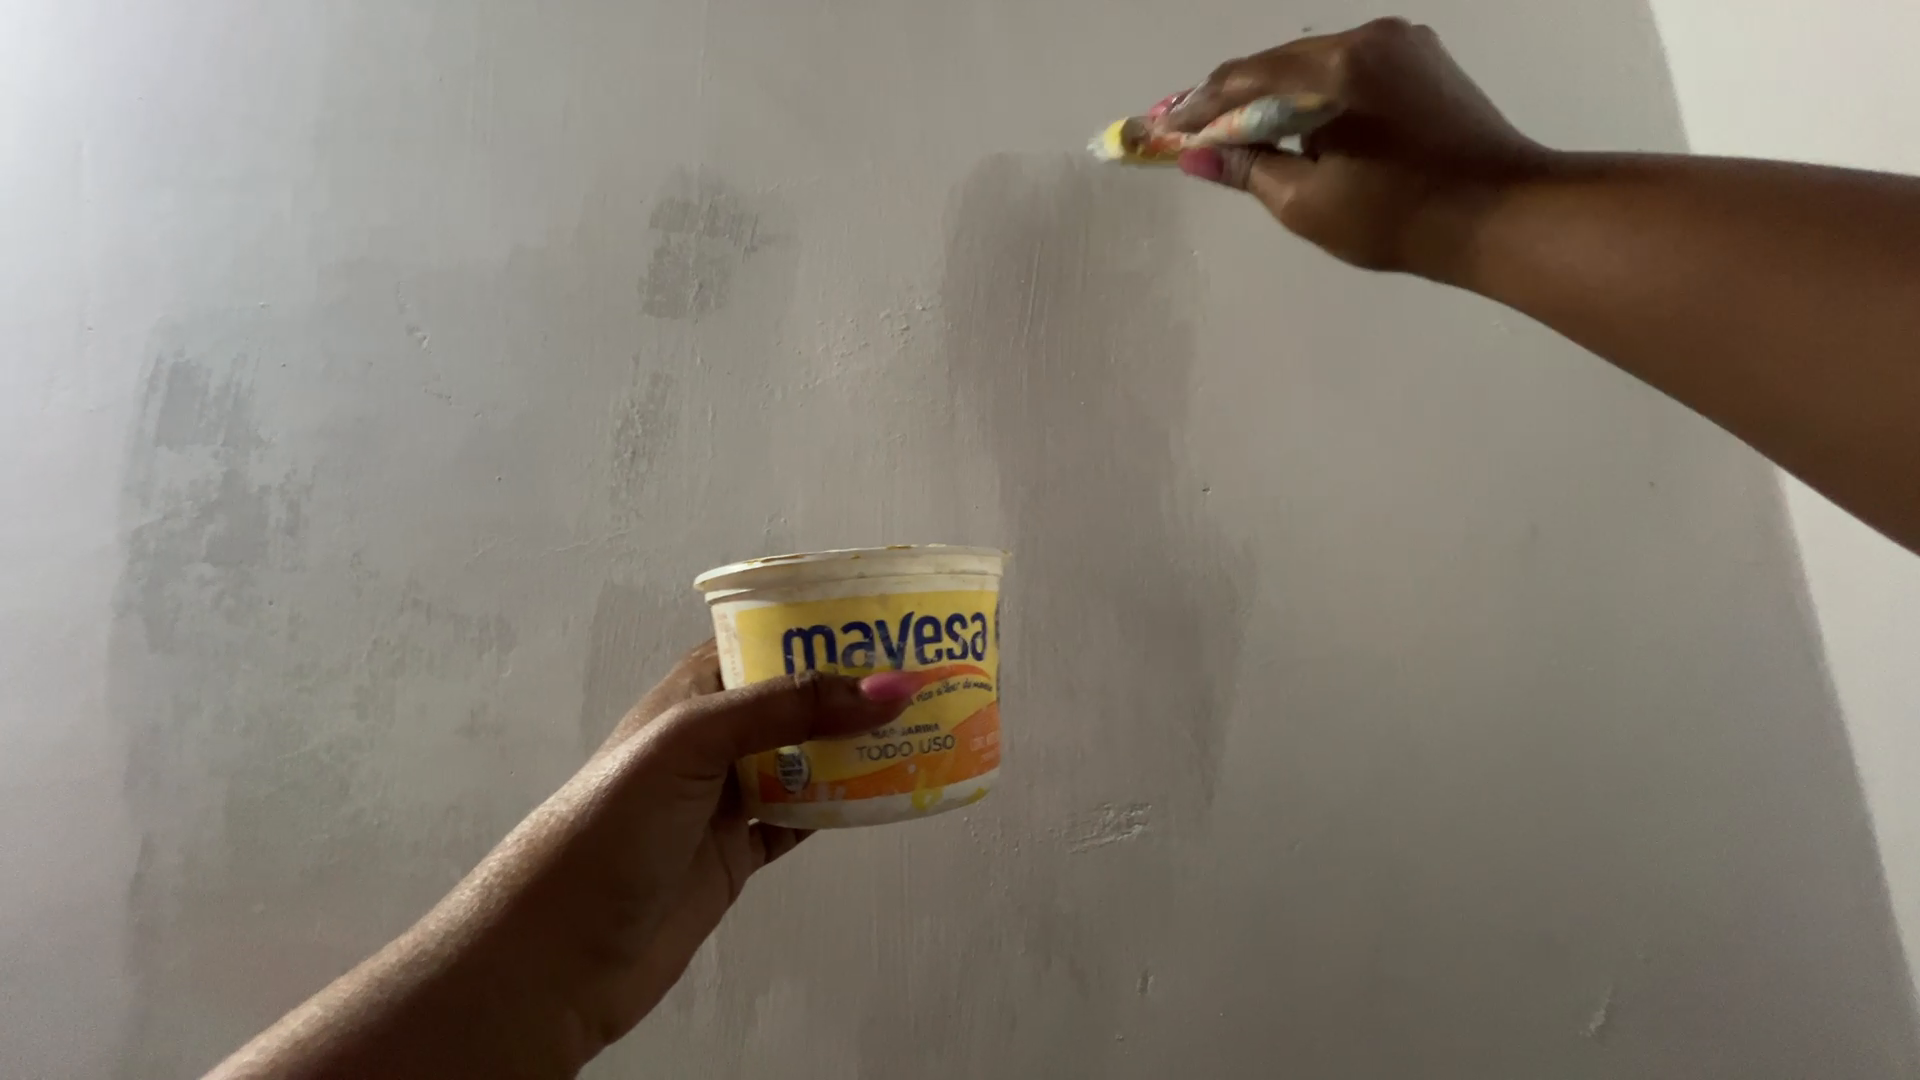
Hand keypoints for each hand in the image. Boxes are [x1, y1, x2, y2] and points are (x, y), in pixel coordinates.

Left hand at [208, 643, 912, 1078]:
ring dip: (858, 746)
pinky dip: (846, 803)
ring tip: (923, 727)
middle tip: (925, 676)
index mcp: (695, 690)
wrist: (552, 963)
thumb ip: (790, 709)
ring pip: (809, 756)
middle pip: (799, 699)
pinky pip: (808, 813)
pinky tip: (889, 792)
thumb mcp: (694, 743)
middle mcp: (717, 734)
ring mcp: (730, 793)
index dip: (826, 628)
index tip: (891, 622)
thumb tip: (892, 686)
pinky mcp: (741, 847)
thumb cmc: (611, 826)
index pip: (770, 639)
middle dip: (855, 688)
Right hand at [1161, 17, 1550, 275]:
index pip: (1245, 77)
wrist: (1499, 212)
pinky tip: (1290, 122)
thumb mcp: (1304, 202)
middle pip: (1276, 61)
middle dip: (1228, 97)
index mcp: (1338, 69)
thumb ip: (1247, 169)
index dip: (1198, 106)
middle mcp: (1369, 37)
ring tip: (1233, 131)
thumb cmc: (1393, 217)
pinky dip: (1307, 93)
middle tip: (1189, 130)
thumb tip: (1195, 155)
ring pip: (1309, 63)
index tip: (1163, 129)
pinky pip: (1343, 69)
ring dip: (1267, 94)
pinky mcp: (1419, 60)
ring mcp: (1400, 43)